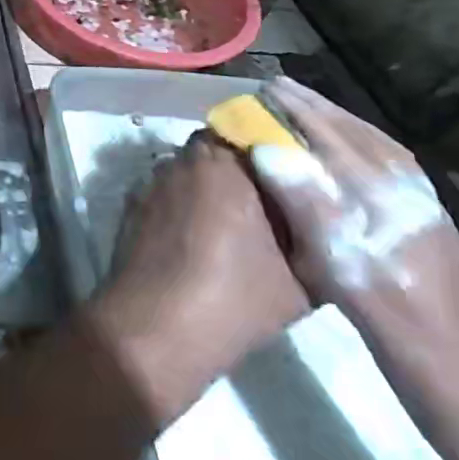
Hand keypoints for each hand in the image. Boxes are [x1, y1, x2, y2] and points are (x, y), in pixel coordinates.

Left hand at [88, 134, 310, 422]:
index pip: (255, 130)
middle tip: (263, 202)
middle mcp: (184, 158)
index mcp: (226, 162)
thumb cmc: (234, 297)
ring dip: (207, 184)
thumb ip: (318, 241)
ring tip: (227, 222)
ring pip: (189, 167)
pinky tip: (193, 237)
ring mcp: (152, 180)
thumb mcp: (301, 280)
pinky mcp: (131, 203)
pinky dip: (180, 203)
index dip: (275, 150)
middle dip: (241, 167)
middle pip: (219, 147)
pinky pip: (165, 190)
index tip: (291, 175)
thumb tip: (326, 224)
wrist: (156, 329)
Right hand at [248, 77, 458, 360]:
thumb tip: (266, 148)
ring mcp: (417, 195)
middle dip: (314, 106)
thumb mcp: (339, 263)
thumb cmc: (388, 315)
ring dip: (336, 118)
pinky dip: (359, 139)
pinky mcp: (424, 212)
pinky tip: (350, 148)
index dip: (294, 109)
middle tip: (279, 87)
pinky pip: (384, 157)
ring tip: (308, 106)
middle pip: (351, 130)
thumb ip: (306, 202)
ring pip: (371, 141)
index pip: (327, 133)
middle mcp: (400, 180)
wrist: (455, 363)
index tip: (265, 88)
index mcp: (377, 188)